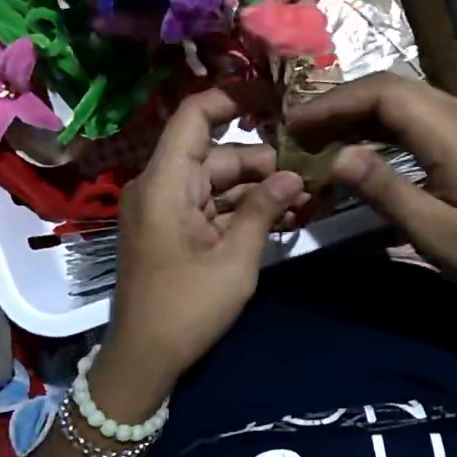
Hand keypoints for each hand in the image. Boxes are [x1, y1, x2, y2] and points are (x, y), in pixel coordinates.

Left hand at [102, 90, 308, 404]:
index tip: (274, 98)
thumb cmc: (187, 307)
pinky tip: (280, 218)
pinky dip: (241, 211)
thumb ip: (264, 210)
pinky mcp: (173, 232)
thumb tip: (295, 176)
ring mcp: (166, 210)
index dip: (232, 99)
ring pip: (218, 183)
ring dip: (258, 191)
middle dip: (264, 164)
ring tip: (305, 200)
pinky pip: (211, 208)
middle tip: (311, 177)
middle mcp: (162, 187)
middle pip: (217, 155)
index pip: (195, 117)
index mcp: (166, 183)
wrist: (144, 358)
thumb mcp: (235, 259)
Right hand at [287, 75, 456, 326]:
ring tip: (319, 134)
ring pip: (403, 97)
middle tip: (300, 128)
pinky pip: (416, 114)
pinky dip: (381, 122)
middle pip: (392, 87)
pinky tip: (357, 142)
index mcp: (454, 133)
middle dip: (341, 103)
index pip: (386, 95)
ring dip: (359, 111)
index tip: (297, 123)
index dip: (336, 103)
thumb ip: (384, 190)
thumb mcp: (431, 231)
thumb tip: (336, 157)